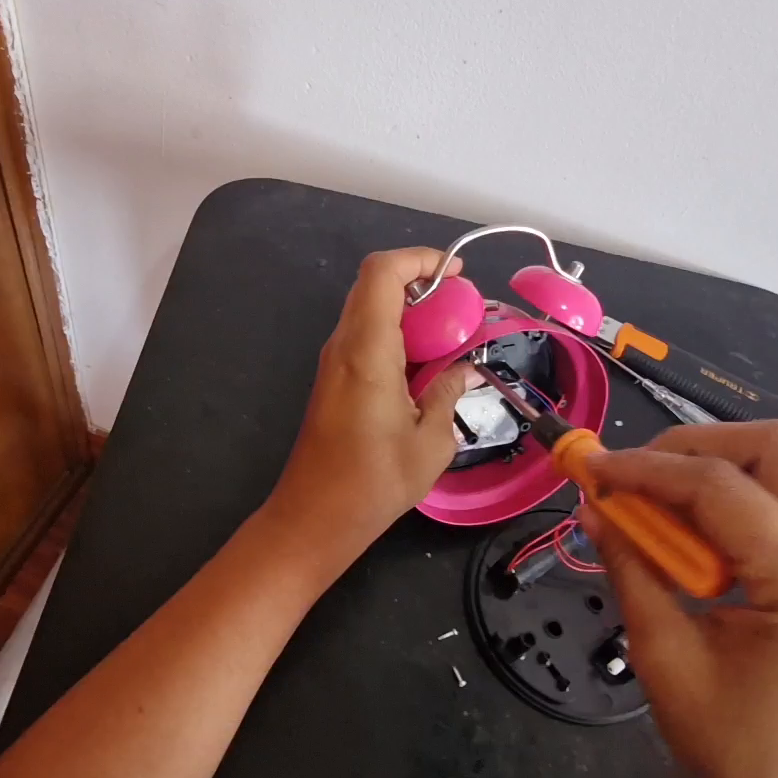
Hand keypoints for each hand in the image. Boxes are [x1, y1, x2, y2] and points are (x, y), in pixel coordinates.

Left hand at [260, 249, 473, 565]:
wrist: (314, 517)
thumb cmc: (374, 482)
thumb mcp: (430, 442)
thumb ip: (448, 393)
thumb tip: (463, 369)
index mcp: (367, 351)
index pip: (382, 273)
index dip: (420, 260)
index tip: (457, 276)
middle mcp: (343, 346)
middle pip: (374, 284)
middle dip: (420, 283)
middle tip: (460, 308)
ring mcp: (333, 362)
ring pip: (368, 309)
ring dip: (408, 311)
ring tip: (448, 337)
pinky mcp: (331, 380)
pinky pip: (364, 336)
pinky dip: (394, 334)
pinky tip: (422, 366)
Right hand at [581, 423, 777, 777]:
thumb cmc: (742, 750)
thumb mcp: (666, 656)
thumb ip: (630, 566)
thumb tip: (593, 508)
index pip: (719, 486)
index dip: (644, 467)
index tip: (592, 468)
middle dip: (697, 445)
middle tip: (640, 475)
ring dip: (727, 464)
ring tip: (669, 498)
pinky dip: (749, 496)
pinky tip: (707, 533)